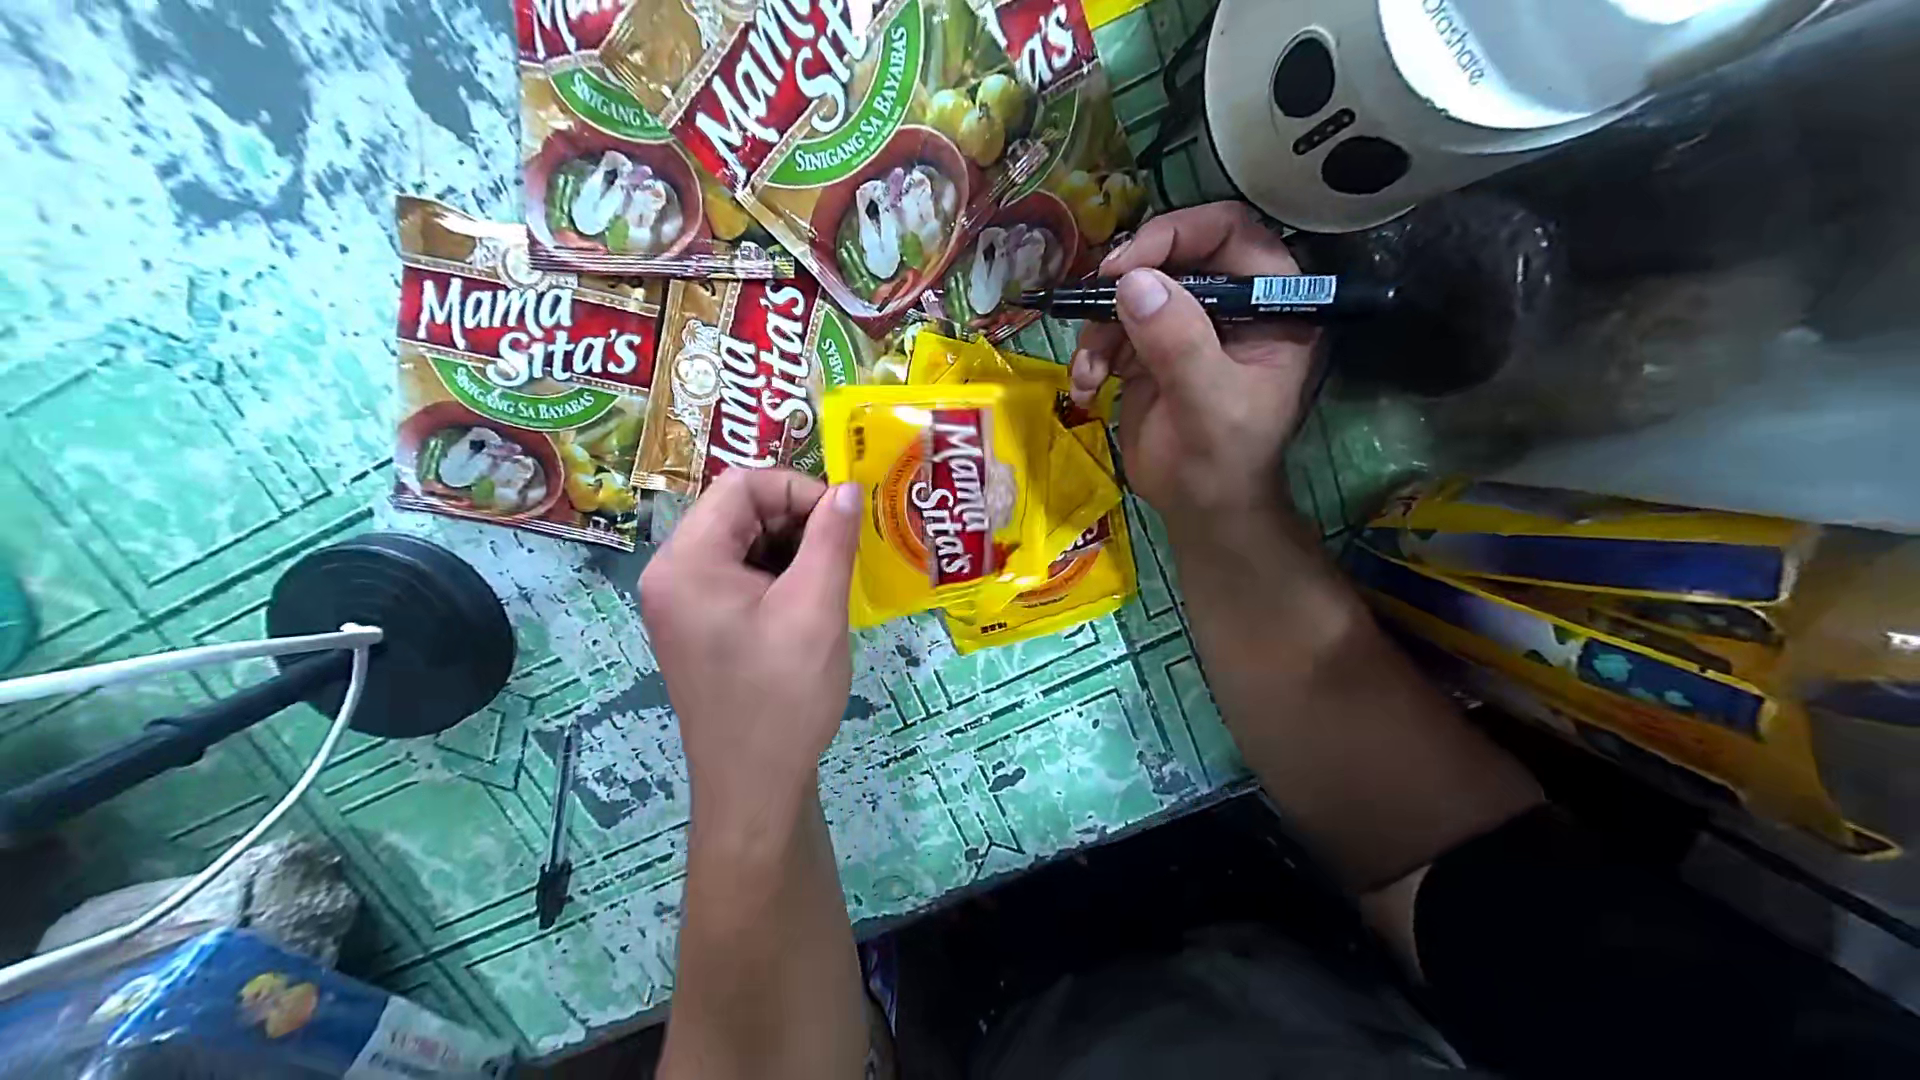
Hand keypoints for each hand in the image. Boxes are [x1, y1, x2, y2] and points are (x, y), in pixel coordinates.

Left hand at [639, 469, 860, 825]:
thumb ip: (832, 538)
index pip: (742, 486)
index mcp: (686, 562)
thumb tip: (848, 488)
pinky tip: (811, 598)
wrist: (755, 784)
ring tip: (831, 576)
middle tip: (842, 549)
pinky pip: (741, 573)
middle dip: (797, 519)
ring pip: (744, 541)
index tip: (844, 518)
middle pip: (739, 511)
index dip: (799, 489)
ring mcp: (683, 600)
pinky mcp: (700, 622)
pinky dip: (780, 572)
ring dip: (792, 547)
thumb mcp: (816, 609)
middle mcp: (672, 573)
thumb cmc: (783, 695)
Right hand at [1071, 202, 1318, 521]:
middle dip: (1126, 286)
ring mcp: (1185, 328)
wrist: (1199, 510)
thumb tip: (1133, 283)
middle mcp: (1228, 305)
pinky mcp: (1149, 353)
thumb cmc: (1222, 462)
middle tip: (1094, 306)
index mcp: (1269, 303)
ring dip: (1099, 331)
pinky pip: (1111, 333)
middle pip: (1171, 258)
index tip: (1127, 264)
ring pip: (1132, 296)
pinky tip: (1086, 390)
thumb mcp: (1209, 403)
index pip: (1229, 234)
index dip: (1177, 235)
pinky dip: (1091, 358)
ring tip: (1089, 373)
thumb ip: (1178, 343)